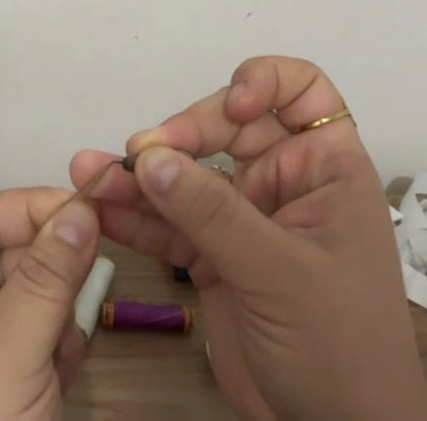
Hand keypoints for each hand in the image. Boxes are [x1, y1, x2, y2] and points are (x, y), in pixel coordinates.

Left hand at [0, 187, 100, 420]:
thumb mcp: (3, 361)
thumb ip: (42, 283)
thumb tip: (82, 209)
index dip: (27, 206)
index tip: (85, 207)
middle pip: (16, 249)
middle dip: (56, 252)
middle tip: (102, 251)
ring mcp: (0, 343)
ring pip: (46, 285)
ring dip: (69, 299)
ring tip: (72, 329)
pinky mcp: (32, 372)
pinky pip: (61, 325)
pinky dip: (75, 334)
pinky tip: (73, 359)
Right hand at [70, 56, 426, 420]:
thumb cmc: (338, 345)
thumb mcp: (280, 272)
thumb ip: (212, 212)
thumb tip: (149, 157)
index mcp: (325, 169)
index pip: (303, 92)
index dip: (265, 82)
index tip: (232, 107)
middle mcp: (284, 182)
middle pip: (225, 127)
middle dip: (180, 135)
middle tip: (139, 155)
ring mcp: (245, 218)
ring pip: (188, 174)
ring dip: (140, 174)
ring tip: (89, 172)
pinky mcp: (213, 256)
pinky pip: (170, 222)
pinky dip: (135, 216)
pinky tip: (97, 204)